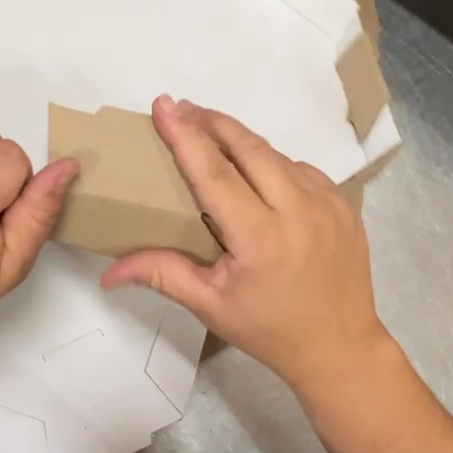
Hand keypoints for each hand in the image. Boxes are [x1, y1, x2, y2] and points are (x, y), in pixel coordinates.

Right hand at [101, 96, 392, 393]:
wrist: (341, 347)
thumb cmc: (269, 330)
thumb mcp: (212, 306)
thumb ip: (163, 275)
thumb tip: (108, 271)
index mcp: (261, 238)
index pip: (215, 173)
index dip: (186, 136)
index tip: (164, 105)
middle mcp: (298, 211)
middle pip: (249, 147)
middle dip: (212, 121)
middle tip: (182, 107)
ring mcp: (328, 204)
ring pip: (277, 155)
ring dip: (242, 141)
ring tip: (212, 135)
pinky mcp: (344, 205)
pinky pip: (302, 169)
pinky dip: (274, 163)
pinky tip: (256, 172)